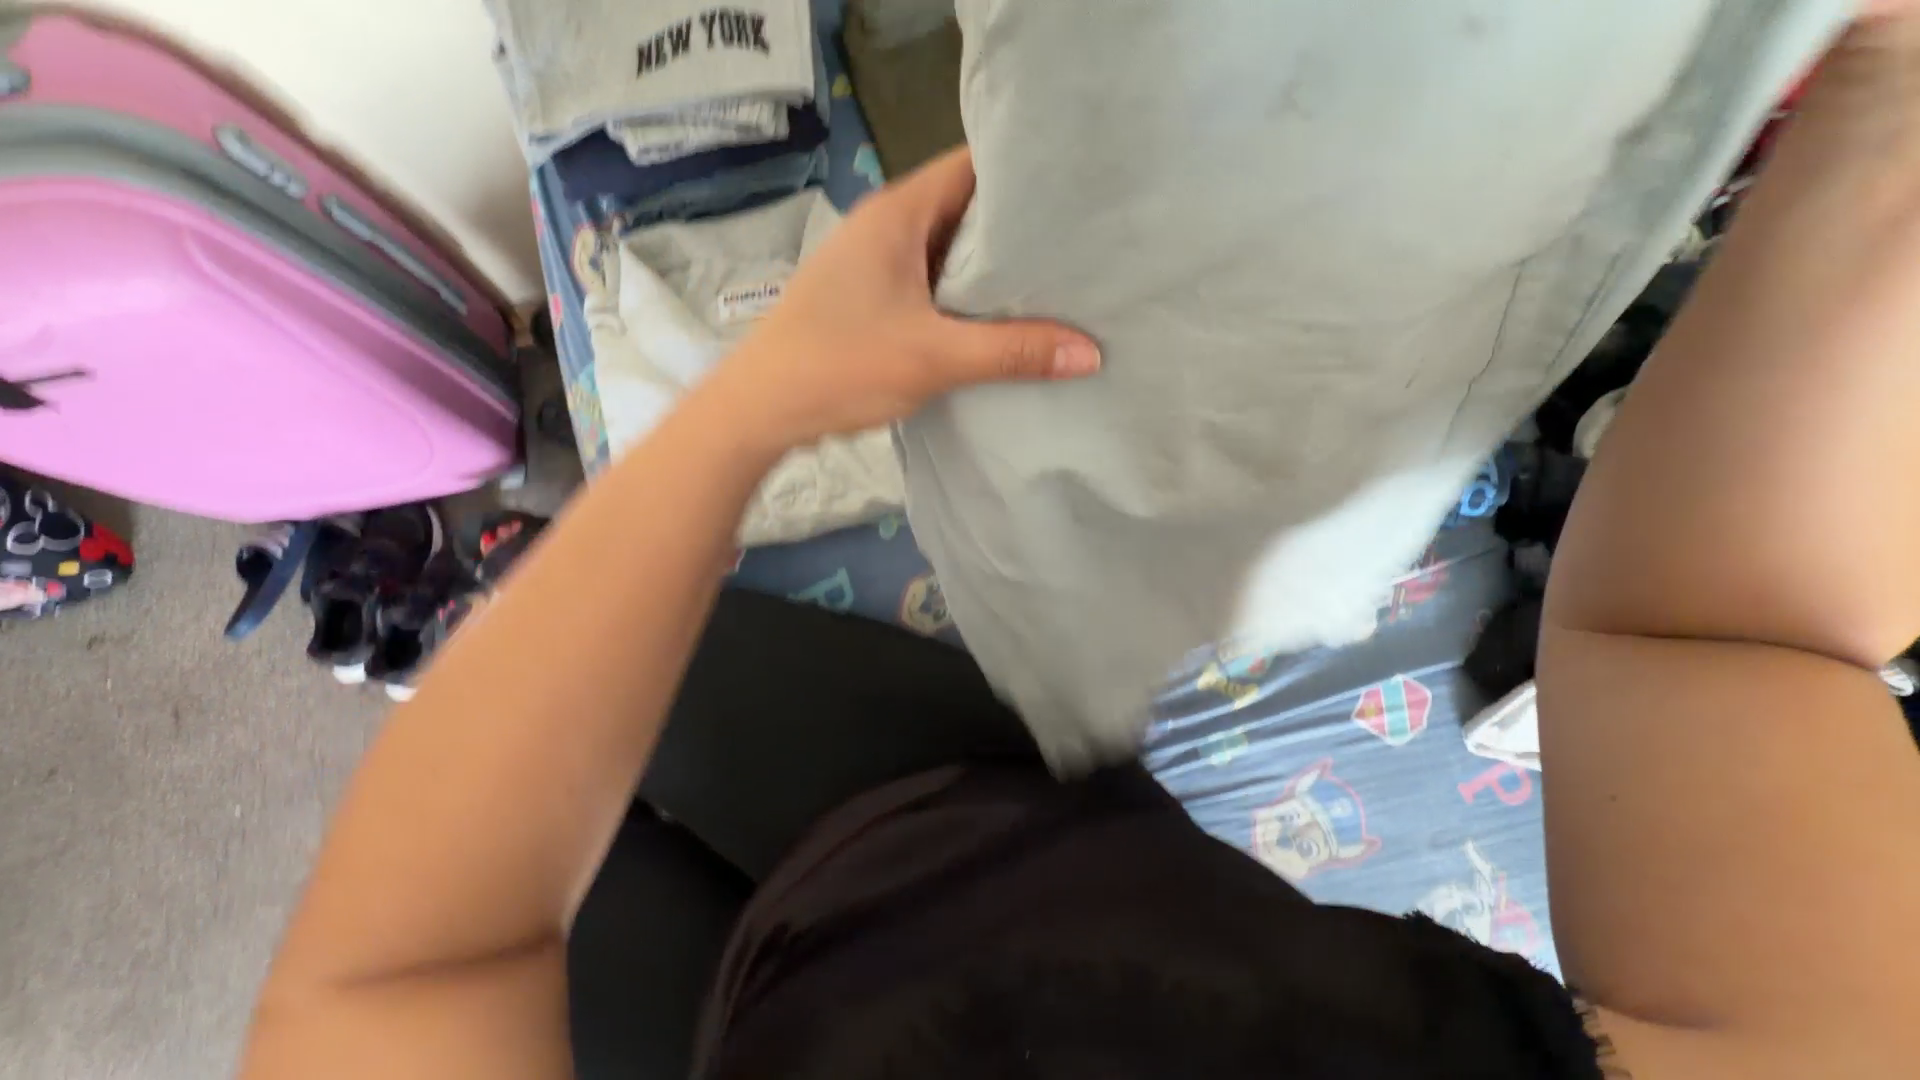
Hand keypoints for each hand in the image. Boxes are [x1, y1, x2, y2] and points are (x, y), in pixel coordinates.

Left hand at [699, 147, 1101, 449]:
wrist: (759, 410)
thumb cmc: (840, 365)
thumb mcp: (935, 358)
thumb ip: (1013, 352)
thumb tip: (1090, 354)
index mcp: (897, 213)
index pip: (972, 165)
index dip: (1025, 175)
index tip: (1076, 196)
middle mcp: (883, 225)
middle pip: (962, 208)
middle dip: (1015, 229)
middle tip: (1077, 248)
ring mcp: (870, 263)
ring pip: (944, 250)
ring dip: (986, 269)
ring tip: (1050, 284)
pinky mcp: (865, 298)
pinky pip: (926, 283)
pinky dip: (959, 296)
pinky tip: (994, 321)